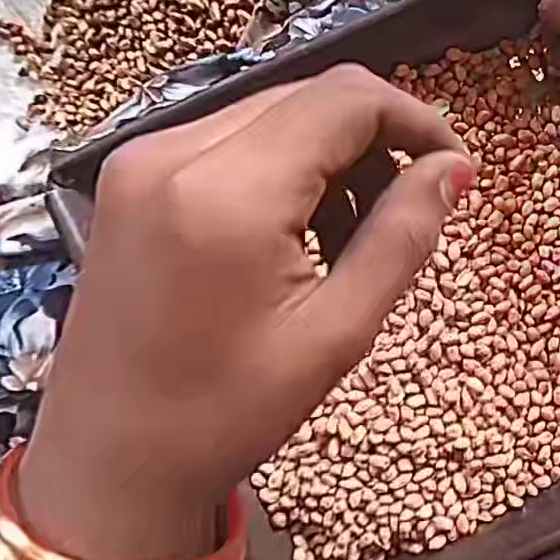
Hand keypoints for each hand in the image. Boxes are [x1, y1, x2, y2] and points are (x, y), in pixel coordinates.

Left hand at [20, 65, 473, 559]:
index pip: (348, 99)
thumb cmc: (224, 413)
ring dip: (335, 158)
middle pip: (313, 96)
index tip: (453, 169)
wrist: (106, 462)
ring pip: (279, 114)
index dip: (416, 120)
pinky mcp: (135, 176)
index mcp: (227, 190)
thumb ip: (402, 236)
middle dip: (378, 141)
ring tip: (350, 238)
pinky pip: (238, 140)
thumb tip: (454, 168)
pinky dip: (290, 169)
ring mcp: (144, 157)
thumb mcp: (337, 333)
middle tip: (406, 210)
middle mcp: (175, 149)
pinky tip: (299, 232)